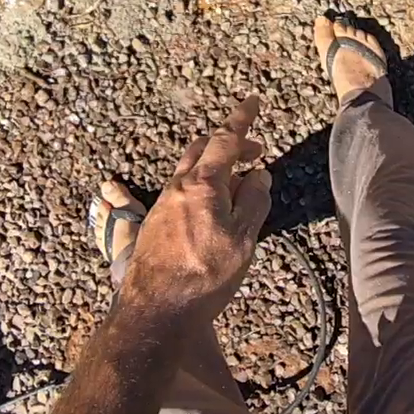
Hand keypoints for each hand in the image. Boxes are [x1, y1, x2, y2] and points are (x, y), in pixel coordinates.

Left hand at [121, 97, 272, 324]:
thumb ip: (254, 202)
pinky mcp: (156, 224)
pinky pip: (183, 190)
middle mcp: (179, 186)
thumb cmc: (204, 276)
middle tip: (254, 150)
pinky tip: (213, 210)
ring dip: (216, 166)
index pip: (225, 139)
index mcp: (202, 184)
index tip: (252, 100)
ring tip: (239, 185)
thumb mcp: (243, 239)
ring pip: (191, 169)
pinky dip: (203, 186)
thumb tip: (259, 175)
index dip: (241, 118)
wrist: (154, 312)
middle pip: (203, 148)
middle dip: (230, 142)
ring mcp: (163, 204)